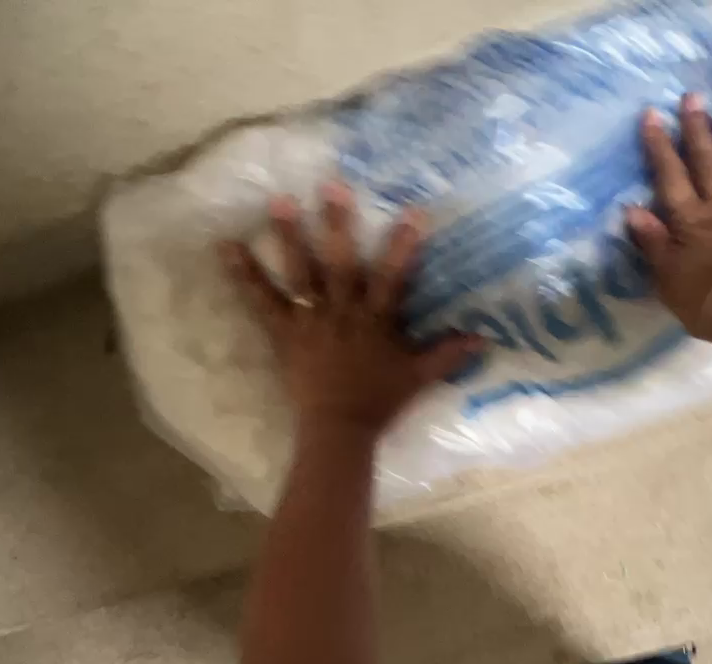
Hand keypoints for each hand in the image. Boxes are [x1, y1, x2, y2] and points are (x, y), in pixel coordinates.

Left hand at [221, 182, 479, 440]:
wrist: (339, 429)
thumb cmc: (380, 402)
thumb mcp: (419, 378)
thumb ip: (449, 355)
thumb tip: (486, 339)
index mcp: (376, 321)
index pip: (395, 278)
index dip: (405, 246)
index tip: (415, 212)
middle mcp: (343, 313)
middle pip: (341, 264)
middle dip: (339, 225)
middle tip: (331, 186)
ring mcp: (311, 321)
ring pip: (301, 274)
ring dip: (289, 237)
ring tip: (279, 201)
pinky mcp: (284, 333)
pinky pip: (261, 301)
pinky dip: (243, 275)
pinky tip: (225, 246)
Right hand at [627, 94, 711, 344]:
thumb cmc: (706, 301)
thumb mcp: (668, 278)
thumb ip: (653, 242)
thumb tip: (632, 209)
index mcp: (689, 220)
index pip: (670, 176)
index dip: (660, 145)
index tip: (652, 114)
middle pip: (707, 161)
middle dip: (697, 129)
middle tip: (693, 98)